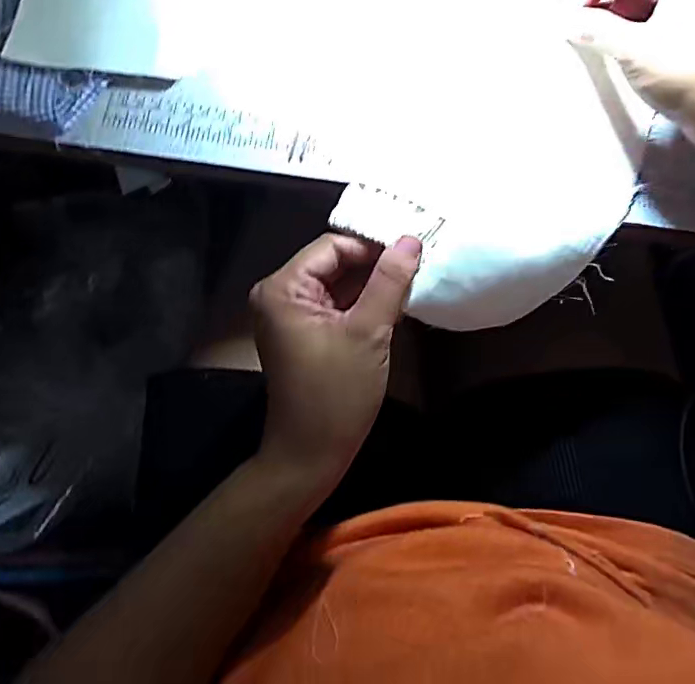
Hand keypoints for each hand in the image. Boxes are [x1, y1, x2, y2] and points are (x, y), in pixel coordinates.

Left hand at [247, 233, 420, 487]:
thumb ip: (389, 282)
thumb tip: (411, 239)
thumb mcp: (368, 332)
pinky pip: (333, 303)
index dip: (372, 246)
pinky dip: (360, 303)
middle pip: (333, 262)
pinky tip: (391, 305)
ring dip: (370, 284)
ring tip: (410, 283)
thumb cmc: (337, 394)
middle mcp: (278, 292)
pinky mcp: (300, 330)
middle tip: (417, 265)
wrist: (310, 456)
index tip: (412, 250)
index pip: (332, 246)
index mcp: (282, 287)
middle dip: (373, 265)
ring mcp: (287, 312)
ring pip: (336, 283)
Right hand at [560, 0, 694, 169]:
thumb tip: (565, 19)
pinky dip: (633, 26)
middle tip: (575, 24)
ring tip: (595, 39)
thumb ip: (593, 27)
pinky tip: (620, 48)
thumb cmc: (690, 75)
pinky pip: (658, 14)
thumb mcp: (633, 49)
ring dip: (614, 13)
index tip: (567, 13)